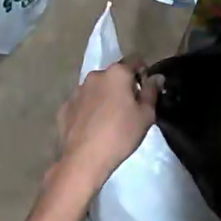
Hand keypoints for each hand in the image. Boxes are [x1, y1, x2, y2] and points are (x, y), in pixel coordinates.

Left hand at [53, 62, 157, 192]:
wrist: (84, 160)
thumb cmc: (120, 135)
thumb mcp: (146, 115)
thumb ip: (152, 92)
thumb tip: (156, 77)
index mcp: (117, 73)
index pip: (135, 61)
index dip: (142, 73)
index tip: (145, 91)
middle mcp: (95, 76)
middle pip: (114, 75)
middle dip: (122, 86)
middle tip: (128, 109)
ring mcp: (76, 91)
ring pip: (96, 89)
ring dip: (104, 97)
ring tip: (108, 120)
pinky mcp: (64, 108)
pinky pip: (81, 104)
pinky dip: (88, 110)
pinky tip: (92, 128)